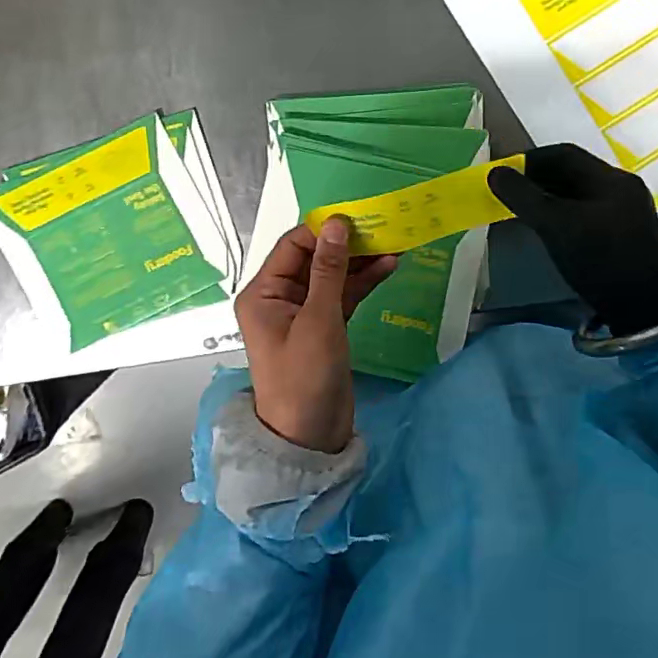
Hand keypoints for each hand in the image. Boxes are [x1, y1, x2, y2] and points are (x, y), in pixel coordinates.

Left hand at [234, 219, 398, 451]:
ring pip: (331, 276)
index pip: (292, 247)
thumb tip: (336, 224)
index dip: (323, 230)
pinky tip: (388, 267)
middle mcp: (278, 298)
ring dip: (359, 262)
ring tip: (394, 244)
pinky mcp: (323, 327)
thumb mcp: (318, 320)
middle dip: (346, 245)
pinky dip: (362, 283)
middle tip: (383, 228)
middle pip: (313, 259)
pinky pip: (342, 296)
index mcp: (262, 292)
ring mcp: (302, 313)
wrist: (309, 438)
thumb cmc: (304, 377)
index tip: (359, 219)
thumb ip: (329, 270)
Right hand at [487, 144, 657, 334]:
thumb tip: (495, 173)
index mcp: (611, 180)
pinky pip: (586, 211)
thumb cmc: (599, 259)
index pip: (563, 154)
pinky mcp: (624, 234)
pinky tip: (547, 227)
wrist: (644, 307)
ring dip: (548, 196)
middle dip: (537, 178)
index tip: (504, 175)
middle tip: (509, 192)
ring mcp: (626, 212)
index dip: (529, 160)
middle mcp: (622, 189)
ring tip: (522, 210)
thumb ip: (522, 196)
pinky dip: (562, 212)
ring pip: (578, 193)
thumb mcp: (554, 225)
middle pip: (572, 172)